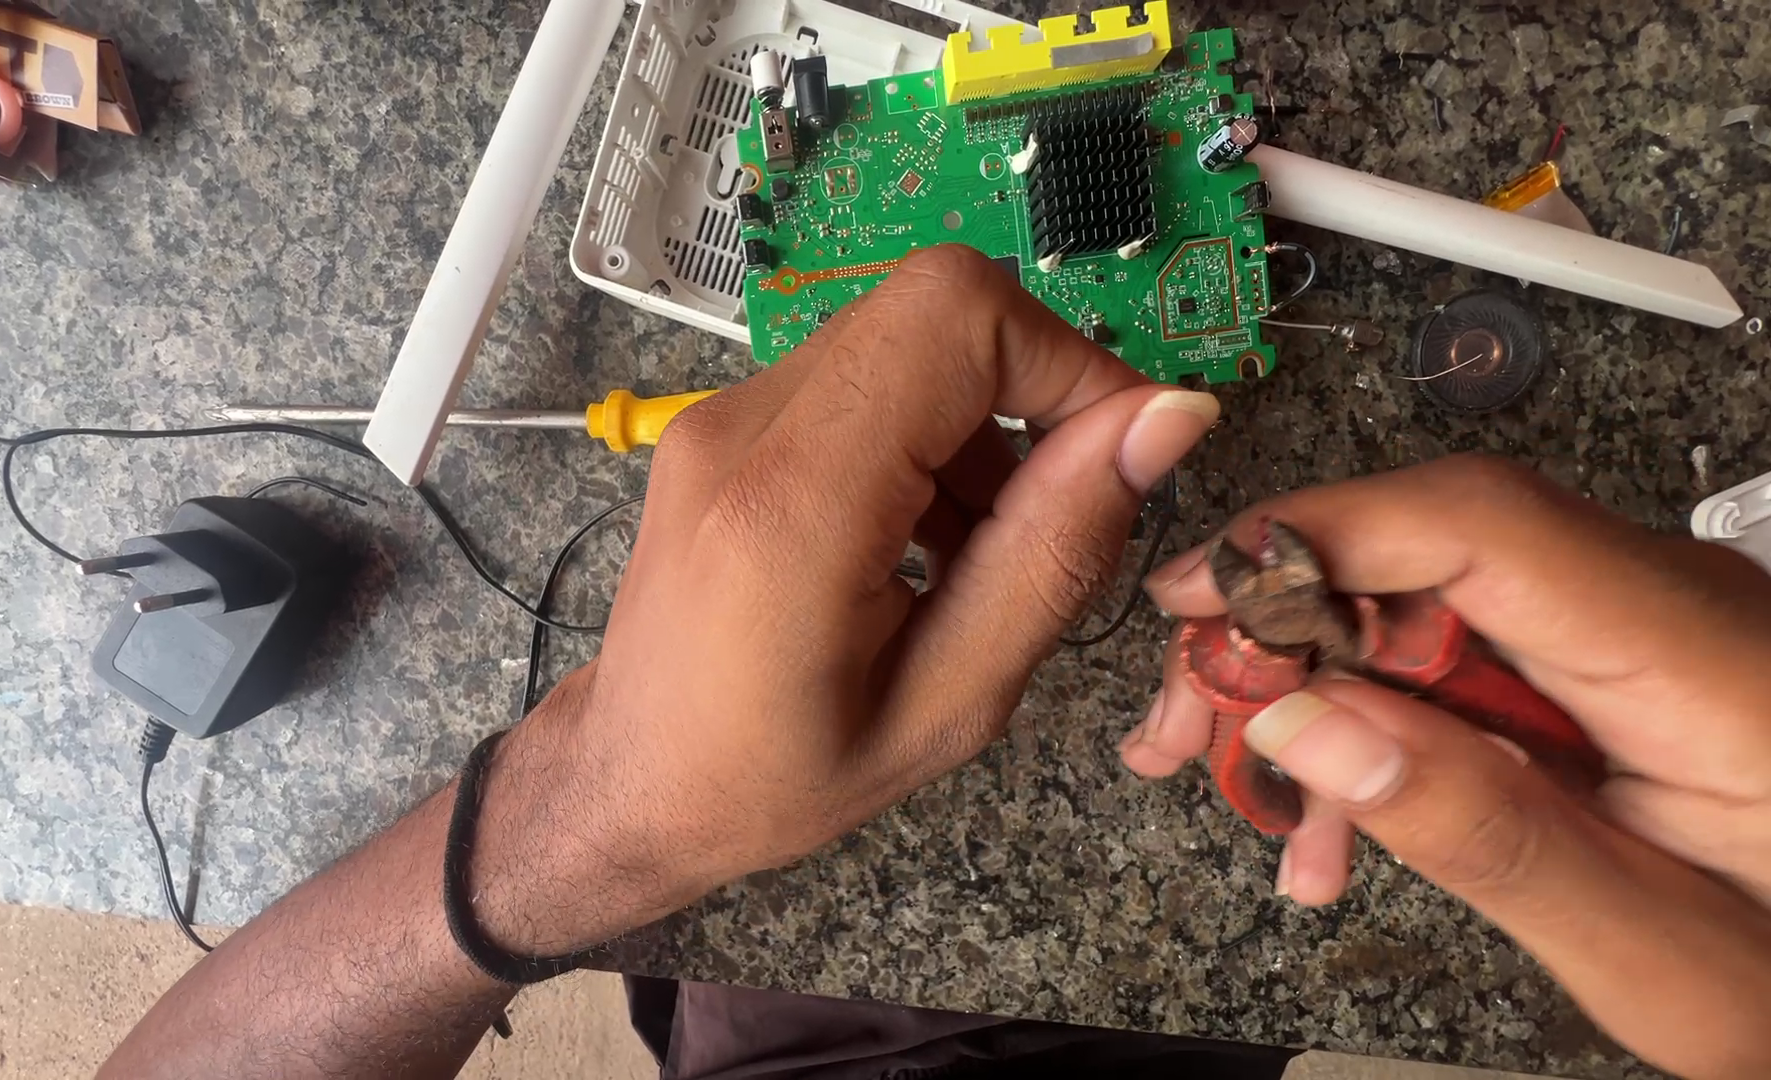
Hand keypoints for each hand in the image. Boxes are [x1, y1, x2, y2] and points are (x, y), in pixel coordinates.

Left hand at [469, 246, 1219, 955]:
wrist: (633, 779)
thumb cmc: (779, 777)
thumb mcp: (946, 703)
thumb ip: (1054, 553)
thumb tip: (1164, 419)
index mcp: (793, 503)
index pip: (951, 314)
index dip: (1061, 359)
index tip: (1110, 456)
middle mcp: (740, 427)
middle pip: (928, 313)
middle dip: (1022, 397)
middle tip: (1039, 522)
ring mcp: (717, 417)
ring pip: (895, 346)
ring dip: (970, 428)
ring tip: (968, 552)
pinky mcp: (717, 428)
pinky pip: (849, 383)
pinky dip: (915, 436)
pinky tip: (914, 534)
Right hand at [1124, 456, 1770, 1078]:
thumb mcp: (1670, 969)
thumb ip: (1485, 837)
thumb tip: (1295, 721)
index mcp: (1712, 663)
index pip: (1474, 524)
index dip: (1308, 537)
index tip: (1189, 598)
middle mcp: (1654, 599)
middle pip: (1396, 555)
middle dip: (1261, 633)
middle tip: (1181, 727)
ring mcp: (1604, 614)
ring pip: (1384, 599)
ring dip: (1287, 680)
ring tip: (1231, 778)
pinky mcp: (1563, 642)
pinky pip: (1414, 642)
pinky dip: (1344, 709)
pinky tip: (1320, 802)